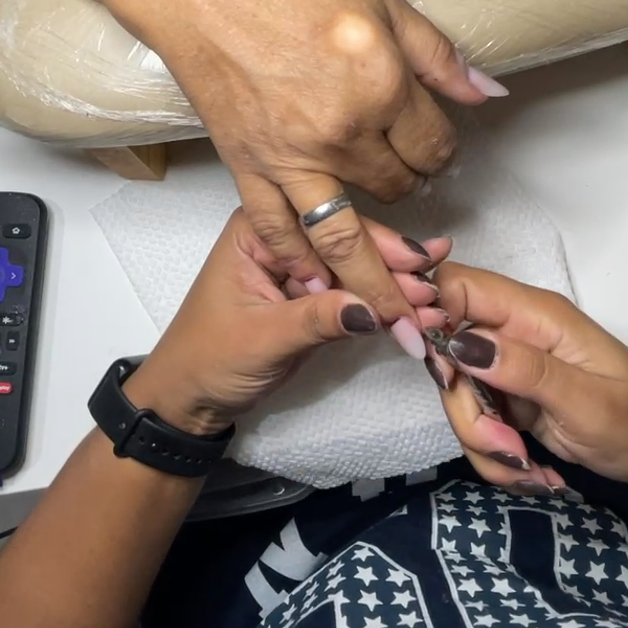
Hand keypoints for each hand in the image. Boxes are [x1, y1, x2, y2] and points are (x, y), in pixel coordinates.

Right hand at [103, 0, 504, 349]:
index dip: (442, 150)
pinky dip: (300, 265)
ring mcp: (290, 161)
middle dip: (412, 196)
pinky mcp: (247, 170)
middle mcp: (340, 135)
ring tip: (396, 319)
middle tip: (413, 198)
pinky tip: (318, 287)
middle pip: (395, 190)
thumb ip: (437, 54)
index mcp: (381, 88)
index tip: (435, 148)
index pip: (433, 145)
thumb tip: (486, 92)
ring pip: (344, 239)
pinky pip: (279, 233)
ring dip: (373, 280)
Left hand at [125, 209, 452, 435]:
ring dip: (395, 290)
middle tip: (437, 290)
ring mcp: (300, 266)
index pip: (325, 229)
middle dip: (392, 271)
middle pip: (347, 245)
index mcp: (259, 230)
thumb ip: (318, 319)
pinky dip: (381, 307)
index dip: (374, 250)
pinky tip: (415, 310)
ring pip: (356, 269)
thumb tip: (377, 310)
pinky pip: (352, 295)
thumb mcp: (262, 339)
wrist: (190, 399)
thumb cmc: (210, 359)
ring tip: (436, 303)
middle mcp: (283, 237)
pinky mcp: (311, 295)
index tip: (417, 268)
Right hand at [423, 263, 627, 492]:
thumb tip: (460, 343)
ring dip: (482, 441)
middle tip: (506, 446)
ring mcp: (507, 367)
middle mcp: (513, 333)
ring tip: (528, 467)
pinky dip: (494, 455)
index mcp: (534, 315)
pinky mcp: (506, 399)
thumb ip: (526, 370)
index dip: (430, 316)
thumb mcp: (590, 402)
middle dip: (466, 409)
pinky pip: (475, 423)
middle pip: (447, 354)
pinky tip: (531, 471)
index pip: (457, 286)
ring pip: (457, 395)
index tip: (443, 372)